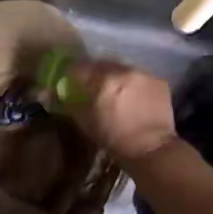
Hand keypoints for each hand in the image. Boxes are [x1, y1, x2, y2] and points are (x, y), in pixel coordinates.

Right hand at [63, 59, 179, 161]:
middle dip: (93, 73)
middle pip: (101, 64)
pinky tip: (133, 99)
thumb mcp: (85, 123)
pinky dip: (132, 84)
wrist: (151, 149)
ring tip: (114, 93)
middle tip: (91, 87)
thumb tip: (52, 93)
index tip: (68, 82)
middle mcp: (123, 70)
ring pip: (122, 69)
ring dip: (114, 77)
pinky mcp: (159, 81)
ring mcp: (144, 74)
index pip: (78, 67)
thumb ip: (69, 103)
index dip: (70, 74)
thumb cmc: (113, 139)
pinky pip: (139, 77)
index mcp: (102, 80)